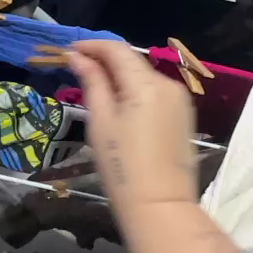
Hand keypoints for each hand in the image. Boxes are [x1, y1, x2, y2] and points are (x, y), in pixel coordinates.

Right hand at [70, 40, 236, 252]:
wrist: (160, 206)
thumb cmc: (122, 165)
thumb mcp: (100, 120)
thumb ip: (91, 81)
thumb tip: (76, 56)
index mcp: (145, 83)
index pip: (116, 49)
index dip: (91, 45)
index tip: (68, 51)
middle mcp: (167, 83)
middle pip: (131, 59)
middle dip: (104, 59)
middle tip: (77, 66)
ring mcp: (179, 99)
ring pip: (143, 74)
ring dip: (119, 73)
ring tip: (94, 84)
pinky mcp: (183, 114)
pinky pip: (154, 90)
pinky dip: (134, 88)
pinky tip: (118, 100)